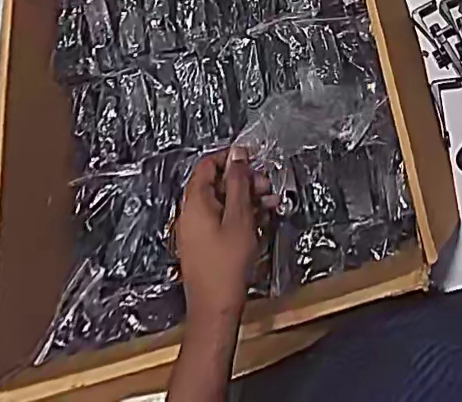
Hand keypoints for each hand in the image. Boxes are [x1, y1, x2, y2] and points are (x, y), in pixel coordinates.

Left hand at [175, 147, 274, 317]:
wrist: (216, 308)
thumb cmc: (227, 262)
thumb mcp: (240, 215)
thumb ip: (239, 181)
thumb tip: (237, 153)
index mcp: (195, 203)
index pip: (208, 165)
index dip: (231, 159)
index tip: (253, 161)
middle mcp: (191, 213)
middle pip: (218, 183)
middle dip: (245, 181)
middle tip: (266, 187)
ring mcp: (197, 230)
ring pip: (224, 201)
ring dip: (248, 199)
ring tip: (270, 205)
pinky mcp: (205, 243)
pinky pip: (223, 218)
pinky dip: (242, 215)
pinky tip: (262, 220)